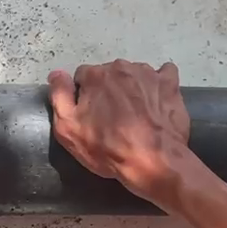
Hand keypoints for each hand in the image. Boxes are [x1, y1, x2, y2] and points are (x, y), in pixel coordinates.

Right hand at [49, 60, 192, 204]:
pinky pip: (164, 73)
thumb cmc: (106, 148)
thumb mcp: (68, 129)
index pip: (83, 77)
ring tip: (136, 113)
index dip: (85, 96)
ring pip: (134, 74)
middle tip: (113, 118)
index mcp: (95, 76)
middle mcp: (121, 67)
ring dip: (132, 87)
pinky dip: (159, 83)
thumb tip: (56, 73)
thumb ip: (59, 96)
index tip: (91, 115)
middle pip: (109, 74)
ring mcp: (148, 73)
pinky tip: (157, 98)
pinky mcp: (170, 84)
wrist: (152, 161)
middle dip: (108, 90)